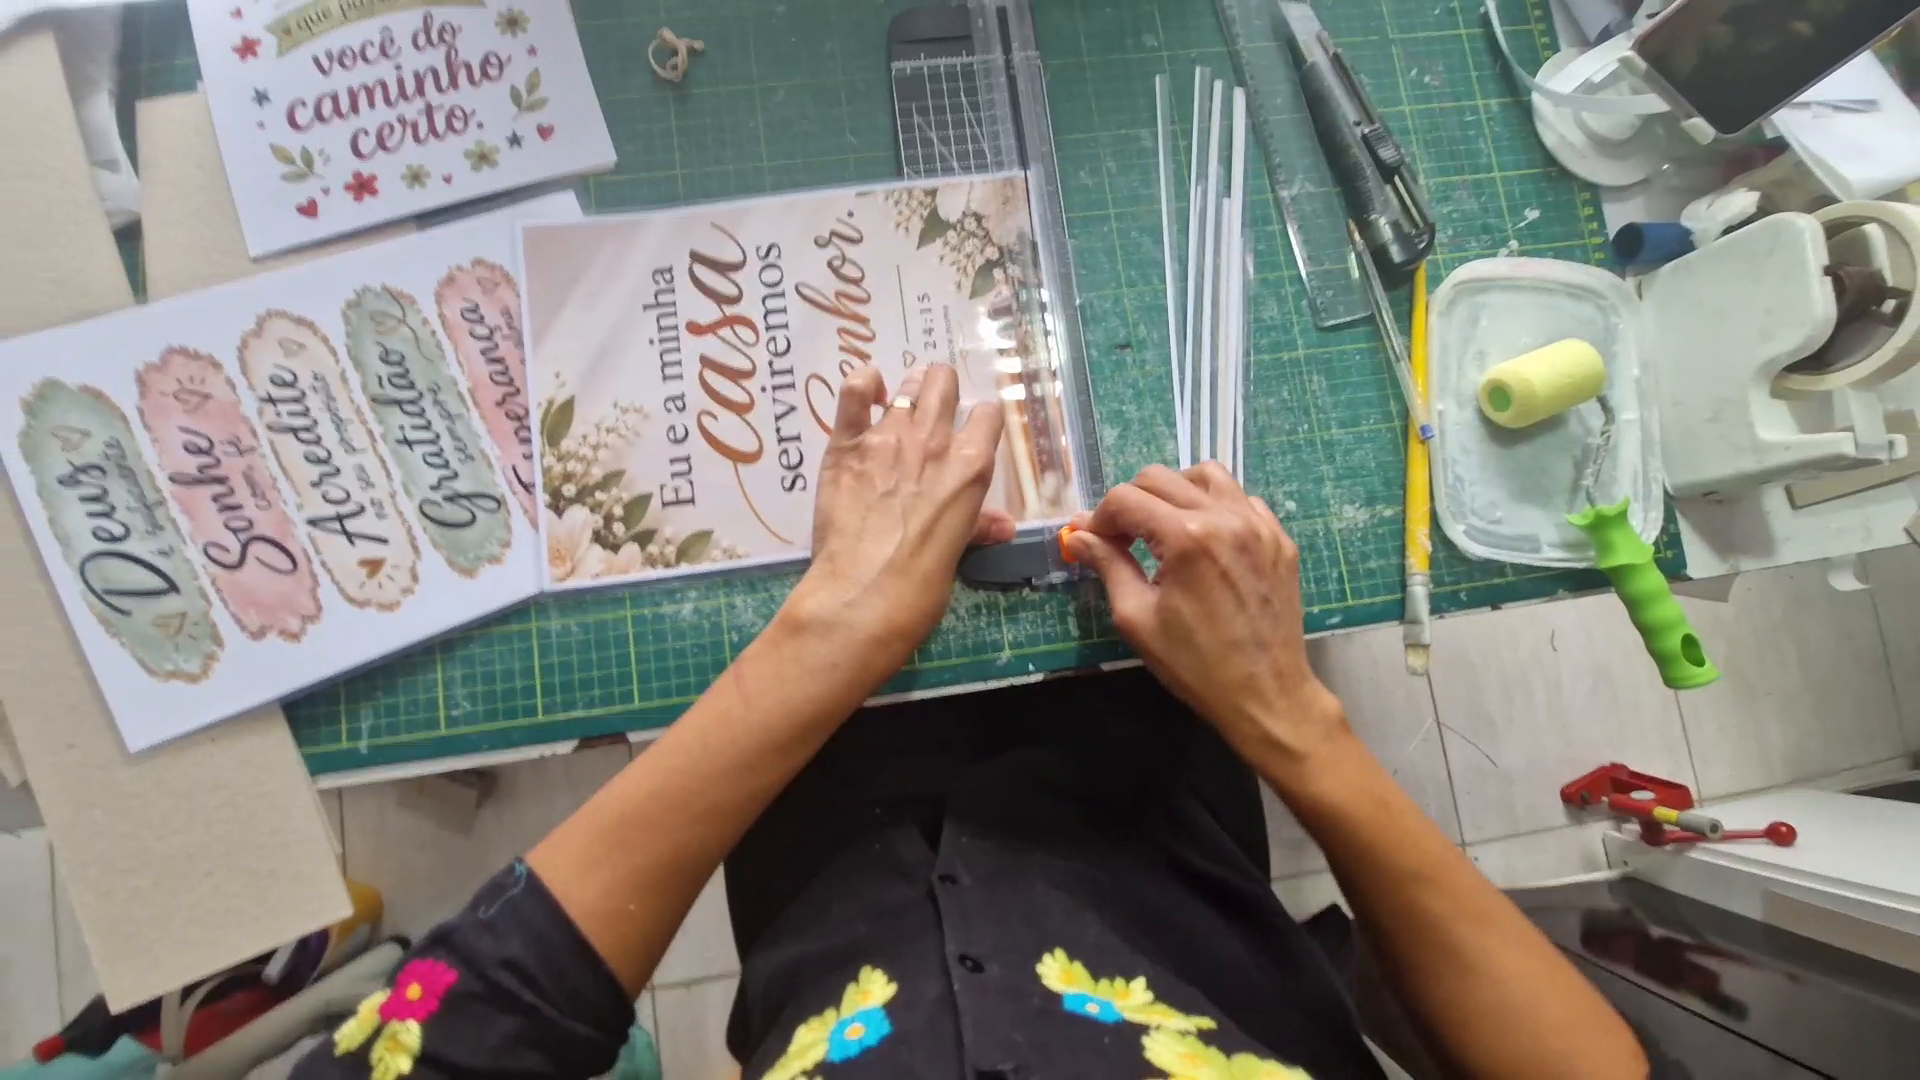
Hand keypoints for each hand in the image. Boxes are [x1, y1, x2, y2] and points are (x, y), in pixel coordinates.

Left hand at [787, 363, 1014, 671]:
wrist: (866, 592)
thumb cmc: (922, 581)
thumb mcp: (959, 548)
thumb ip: (979, 525)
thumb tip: (1005, 526)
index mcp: (971, 465)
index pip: (988, 415)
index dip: (980, 421)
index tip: (971, 431)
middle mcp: (934, 439)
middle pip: (945, 382)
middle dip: (942, 387)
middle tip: (932, 408)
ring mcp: (888, 435)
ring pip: (908, 383)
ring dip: (909, 388)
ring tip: (902, 401)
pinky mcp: (847, 442)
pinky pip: (854, 390)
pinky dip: (862, 385)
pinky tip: (866, 395)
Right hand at [1066, 463, 1346, 761]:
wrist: (1266, 694)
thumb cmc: (1194, 664)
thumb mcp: (1136, 617)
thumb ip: (1108, 565)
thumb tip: (1078, 536)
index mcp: (1186, 538)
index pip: (1126, 499)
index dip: (1100, 518)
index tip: (1094, 543)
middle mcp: (1225, 517)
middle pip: (1160, 478)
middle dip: (1130, 502)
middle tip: (1122, 538)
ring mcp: (1259, 525)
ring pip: (1205, 475)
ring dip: (1174, 491)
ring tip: (1163, 526)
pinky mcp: (1279, 538)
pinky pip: (1242, 499)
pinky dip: (1215, 505)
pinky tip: (1205, 538)